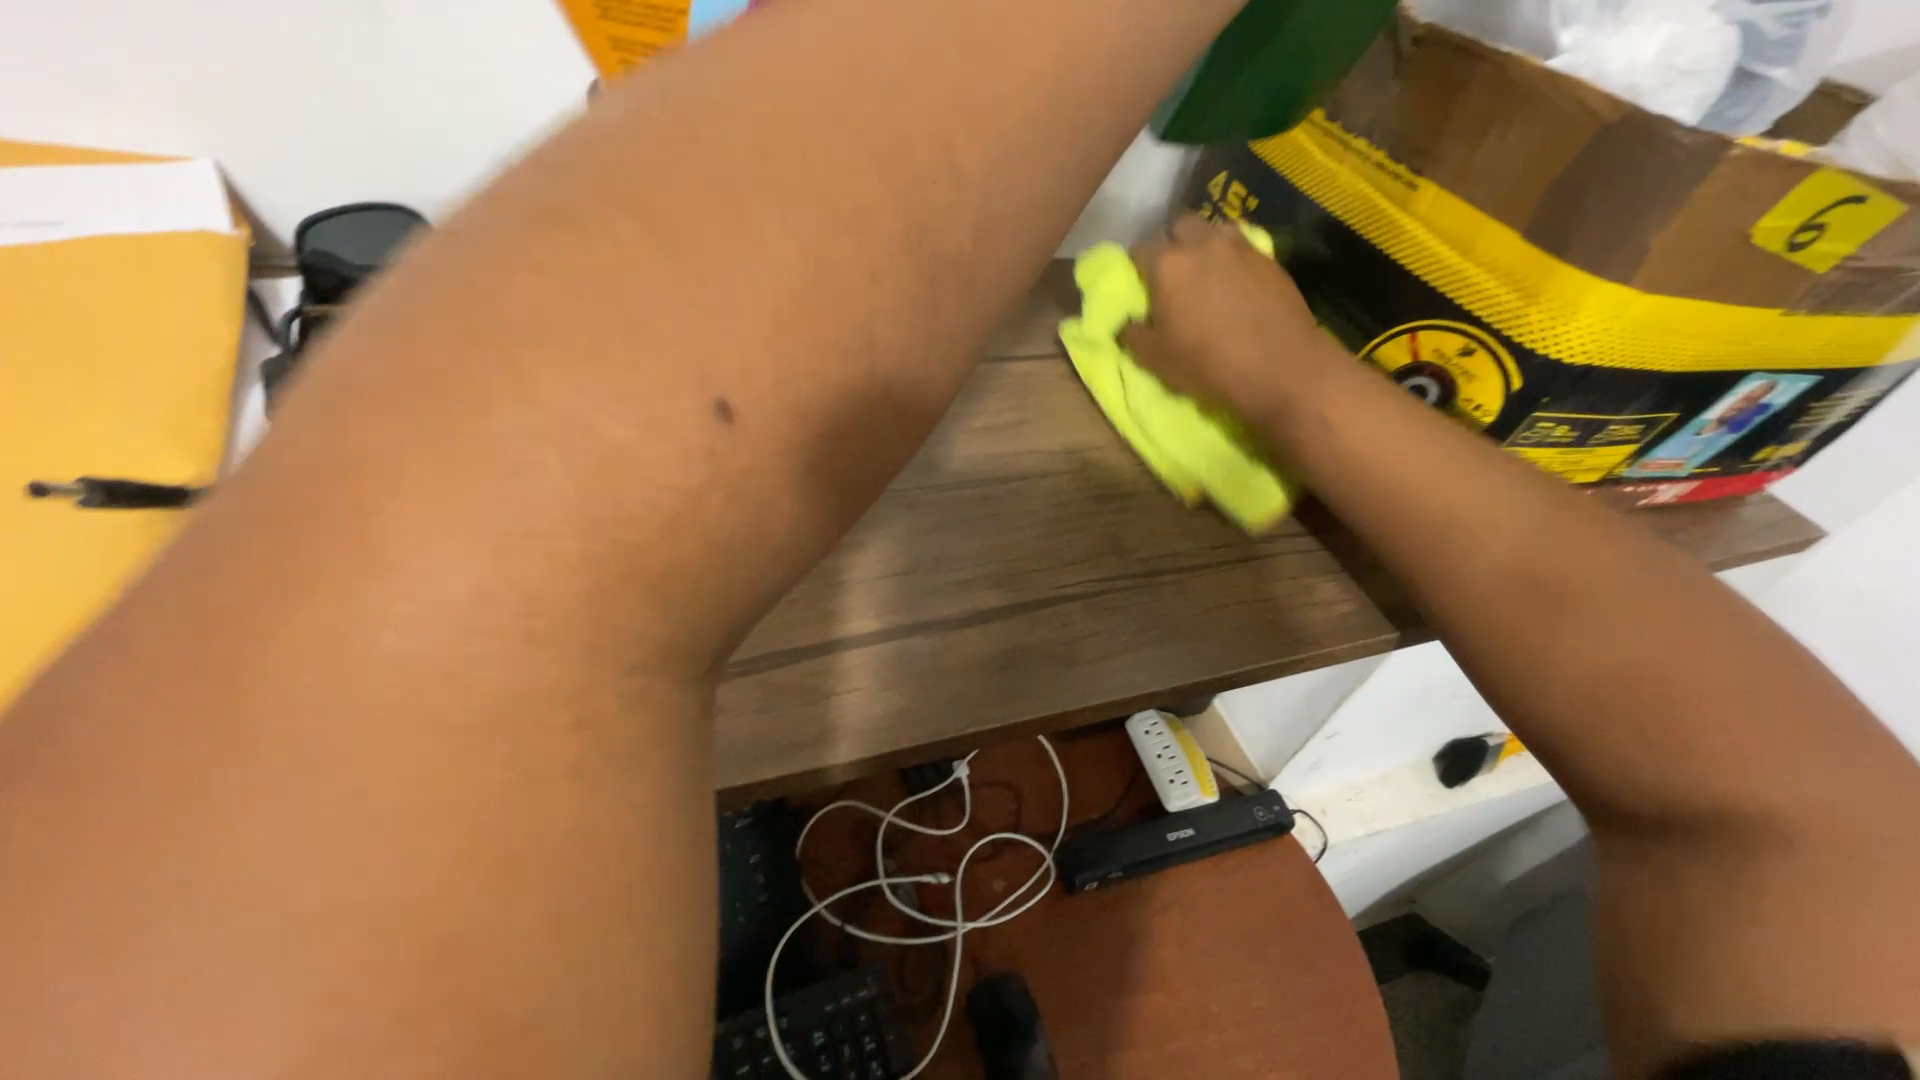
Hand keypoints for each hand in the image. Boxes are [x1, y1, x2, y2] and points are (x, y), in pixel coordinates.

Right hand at [1120, 214, 1347, 419]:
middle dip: (1172, 241)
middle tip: (1172, 271)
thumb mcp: (1155, 359)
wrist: (1279, 366)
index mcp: (1167, 264)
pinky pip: (1243, 246)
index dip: (1136, 265)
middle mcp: (1202, 244)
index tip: (1139, 283)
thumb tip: (1126, 323)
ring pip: (1215, 229)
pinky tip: (1236, 282)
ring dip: (1205, 243)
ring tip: (1206, 270)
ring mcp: (1240, 248)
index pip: (1140, 248)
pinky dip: (1233, 257)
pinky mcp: (1269, 259)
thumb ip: (1133, 335)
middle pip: (1180, 224)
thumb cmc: (1207, 363)